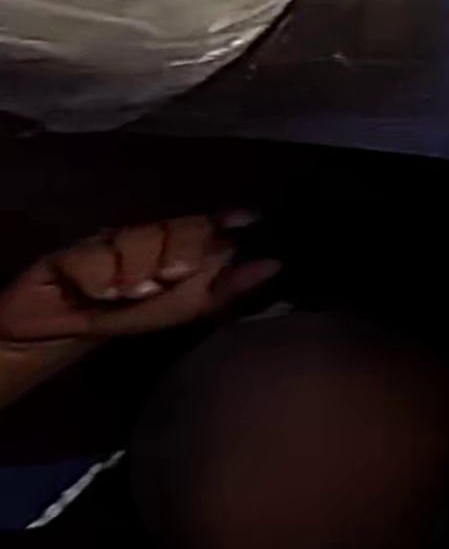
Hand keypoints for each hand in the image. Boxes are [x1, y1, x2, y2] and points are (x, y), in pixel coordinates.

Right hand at [0, 213, 280, 347]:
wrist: (72, 331)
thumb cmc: (144, 311)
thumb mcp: (195, 304)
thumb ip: (232, 285)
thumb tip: (276, 265)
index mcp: (193, 240)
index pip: (218, 219)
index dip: (230, 217)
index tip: (241, 220)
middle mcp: (160, 232)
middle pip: (184, 225)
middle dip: (181, 253)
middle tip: (170, 279)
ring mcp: (117, 238)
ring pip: (139, 237)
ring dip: (138, 271)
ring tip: (132, 293)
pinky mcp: (71, 253)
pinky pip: (91, 255)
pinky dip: (99, 278)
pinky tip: (100, 293)